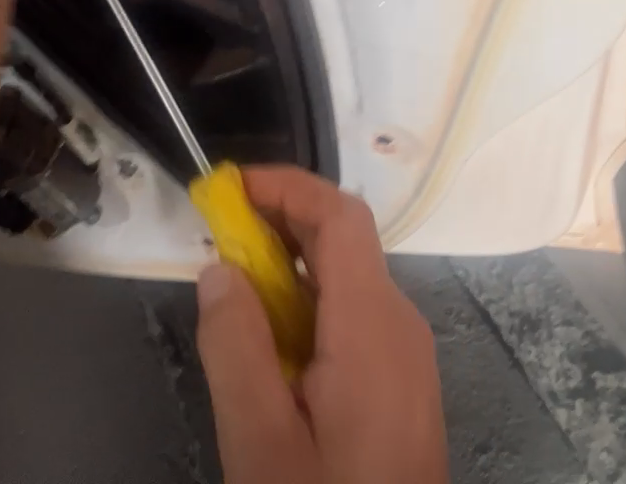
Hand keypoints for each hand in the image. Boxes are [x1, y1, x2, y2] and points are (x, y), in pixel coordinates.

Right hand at [195, 167, 448, 483]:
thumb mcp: (260, 439)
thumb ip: (234, 345)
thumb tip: (220, 270)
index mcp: (373, 327)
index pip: (341, 217)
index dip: (287, 186)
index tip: (230, 186)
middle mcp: (400, 324)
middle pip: (344, 240)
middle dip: (278, 220)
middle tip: (218, 231)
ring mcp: (407, 352)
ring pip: (347, 275)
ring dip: (289, 261)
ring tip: (234, 280)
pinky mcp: (401, 377)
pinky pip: (353, 311)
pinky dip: (307, 297)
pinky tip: (270, 330)